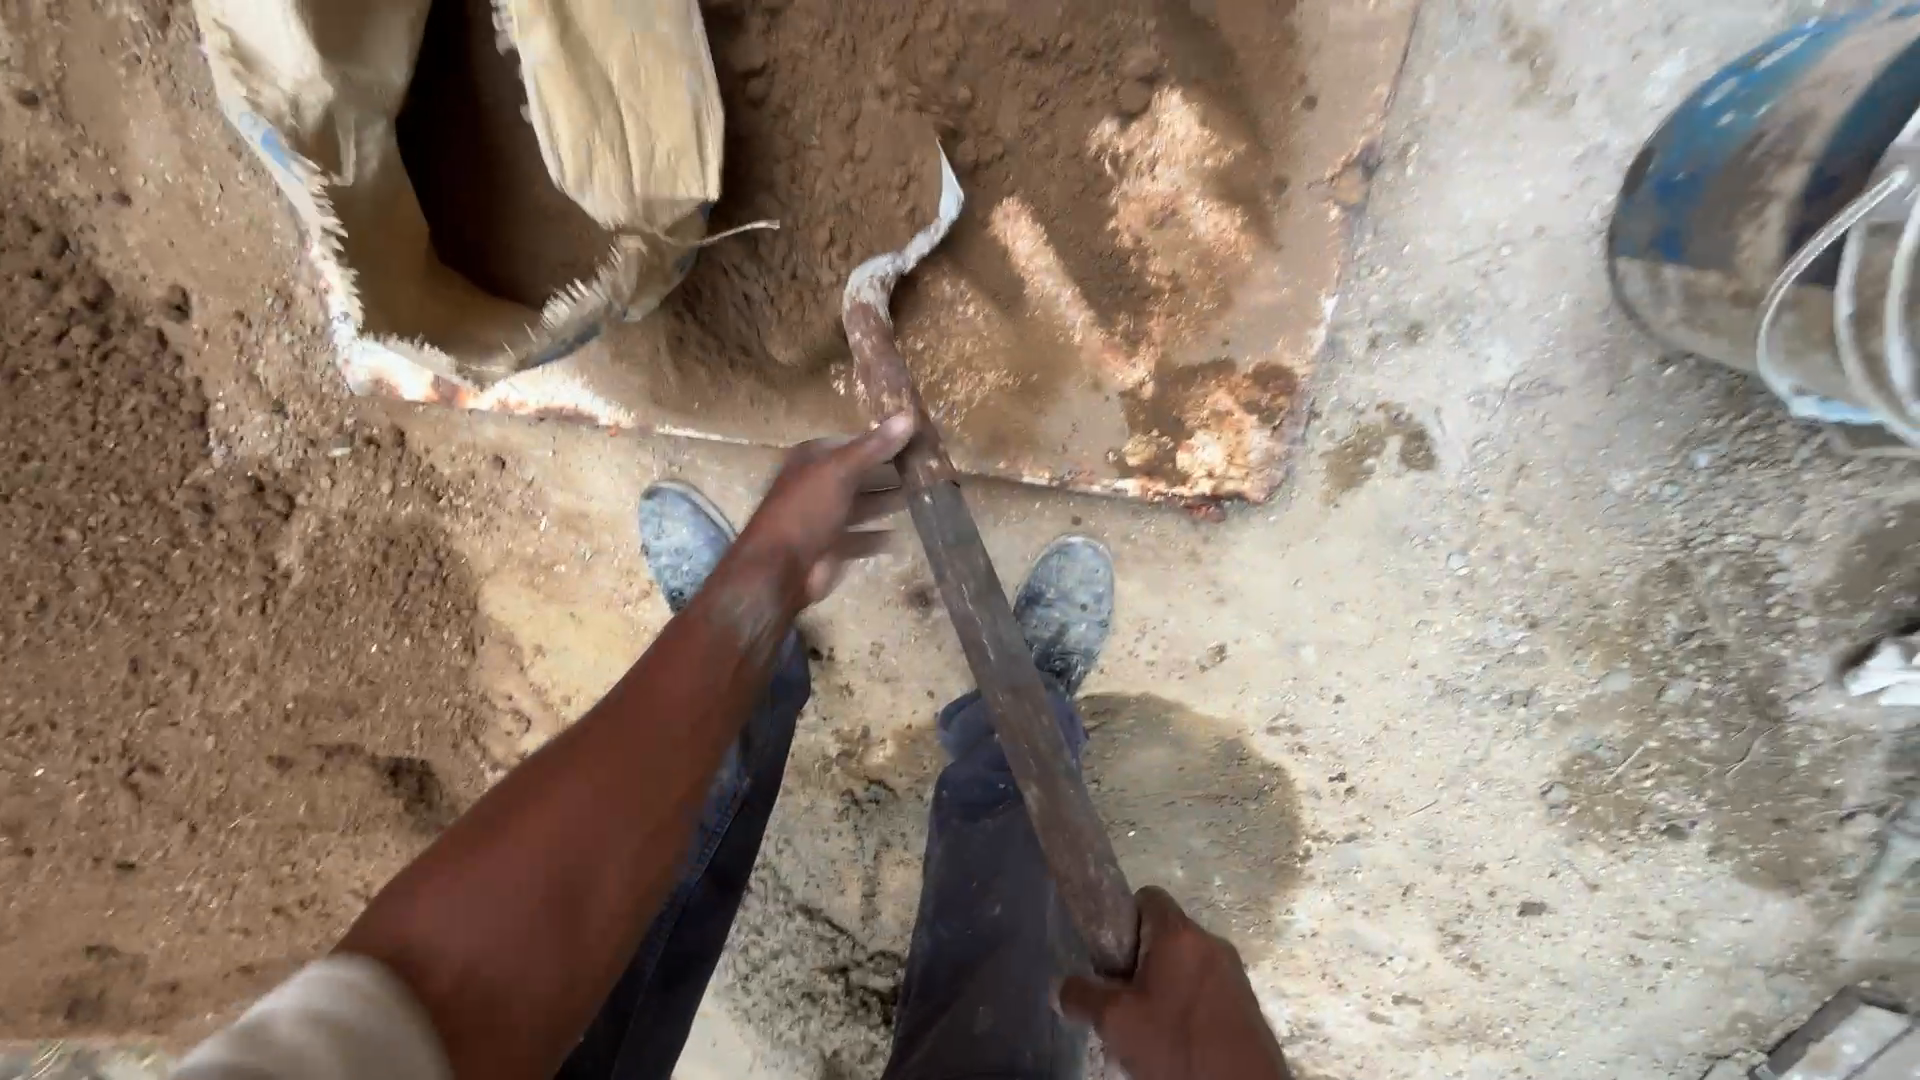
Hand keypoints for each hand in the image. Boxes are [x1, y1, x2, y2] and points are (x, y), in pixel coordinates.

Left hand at [734, 412, 916, 607]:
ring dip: (887, 502)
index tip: (917, 439)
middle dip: (890, 472)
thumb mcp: (840, 471)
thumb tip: (909, 416)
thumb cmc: (806, 511)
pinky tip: (901, 535)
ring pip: (862, 505)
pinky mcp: (831, 547)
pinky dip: (878, 537)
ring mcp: (823, 517)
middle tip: (927, 470)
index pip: (854, 443)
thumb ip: (874, 447)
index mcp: (812, 459)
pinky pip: (860, 538)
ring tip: (922, 497)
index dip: (883, 440)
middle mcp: (817, 484)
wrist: (779, 569)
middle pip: (860, 474)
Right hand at [1058, 887, 1291, 1079]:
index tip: (1112, 955)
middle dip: (1140, 959)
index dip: (1123, 918)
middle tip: (1124, 997)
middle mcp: (1211, 943)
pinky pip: (1207, 989)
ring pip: (1186, 964)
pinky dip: (1188, 1004)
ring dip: (1165, 985)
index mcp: (1179, 934)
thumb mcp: (1115, 1022)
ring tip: (1149, 1026)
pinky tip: (1177, 1041)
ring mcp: (1234, 974)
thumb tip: (1062, 987)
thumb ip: (1081, 996)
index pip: (1147, 896)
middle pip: (1165, 934)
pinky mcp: (1248, 1005)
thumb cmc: (1177, 1046)